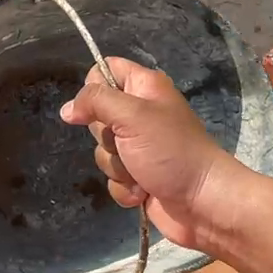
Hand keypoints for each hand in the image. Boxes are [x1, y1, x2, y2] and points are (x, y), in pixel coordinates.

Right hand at [59, 58, 250, 250]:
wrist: (205, 203)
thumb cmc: (170, 150)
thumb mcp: (131, 115)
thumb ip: (95, 102)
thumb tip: (67, 109)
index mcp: (144, 87)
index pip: (106, 69)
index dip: (95, 86)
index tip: (98, 106)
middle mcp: (141, 114)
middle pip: (98, 114)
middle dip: (106, 136)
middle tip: (126, 142)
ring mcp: (139, 147)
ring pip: (103, 150)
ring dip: (117, 166)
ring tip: (140, 173)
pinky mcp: (139, 177)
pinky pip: (113, 178)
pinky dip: (124, 188)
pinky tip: (143, 192)